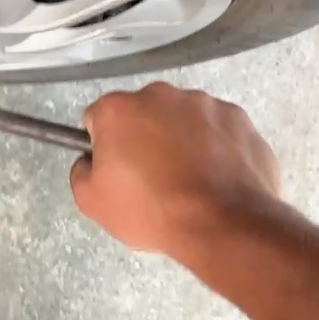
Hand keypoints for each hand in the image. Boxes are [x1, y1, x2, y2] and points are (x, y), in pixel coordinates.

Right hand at [69, 82, 291, 262]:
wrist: (223, 225)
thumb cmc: (150, 210)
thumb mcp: (92, 202)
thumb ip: (80, 171)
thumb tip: (90, 161)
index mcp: (117, 108)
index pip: (97, 119)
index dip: (103, 146)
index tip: (117, 170)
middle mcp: (159, 94)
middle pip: (142, 113)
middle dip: (143, 136)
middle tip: (152, 177)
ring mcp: (203, 103)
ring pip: (182, 118)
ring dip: (181, 139)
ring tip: (190, 180)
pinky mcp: (238, 118)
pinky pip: (218, 128)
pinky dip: (216, 146)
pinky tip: (218, 176)